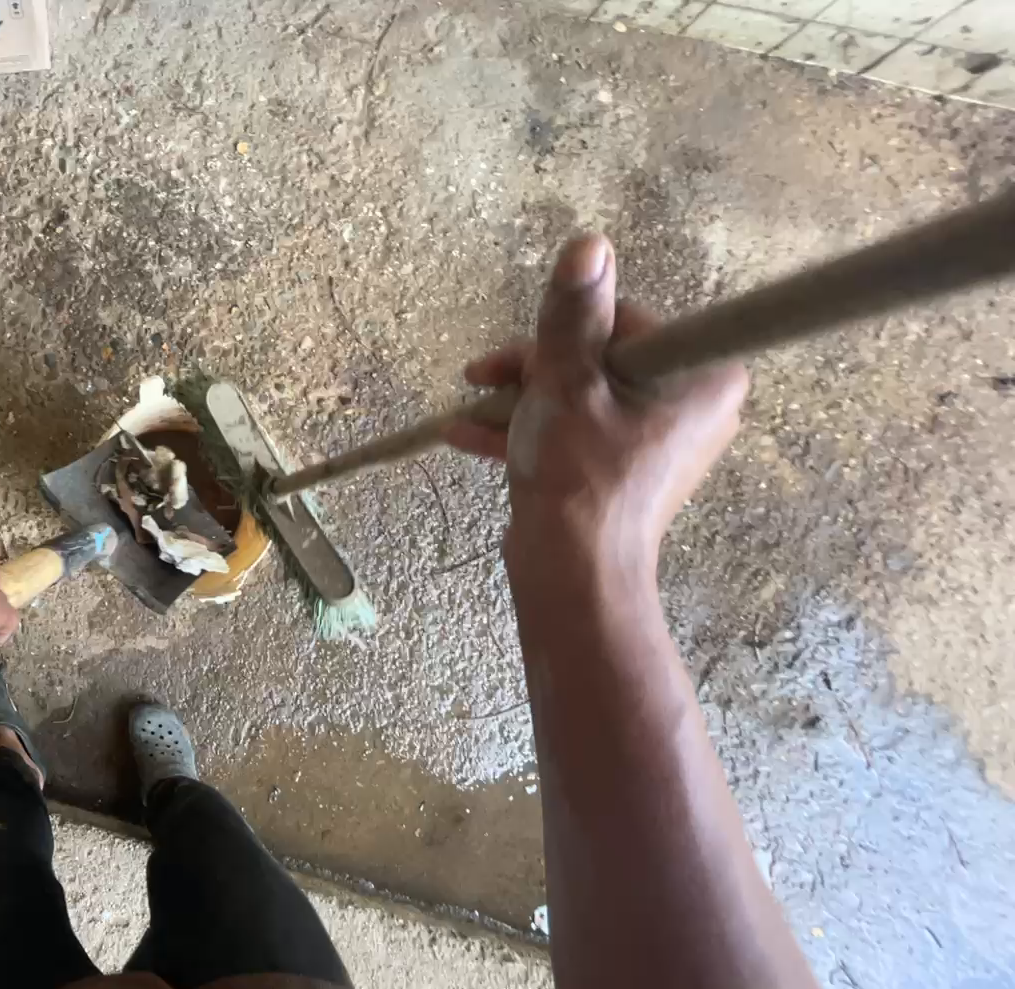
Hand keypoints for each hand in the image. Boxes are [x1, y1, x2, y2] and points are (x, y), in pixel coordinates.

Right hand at [444, 234, 748, 573]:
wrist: (570, 568)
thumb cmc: (577, 475)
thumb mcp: (566, 387)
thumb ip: (572, 319)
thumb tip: (588, 243)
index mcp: (700, 376)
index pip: (627, 324)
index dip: (565, 333)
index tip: (519, 355)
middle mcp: (690, 404)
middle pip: (597, 361)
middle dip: (531, 371)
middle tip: (479, 381)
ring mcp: (654, 441)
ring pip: (578, 398)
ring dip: (518, 401)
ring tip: (465, 411)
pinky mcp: (620, 469)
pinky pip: (574, 432)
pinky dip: (527, 431)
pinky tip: (467, 435)